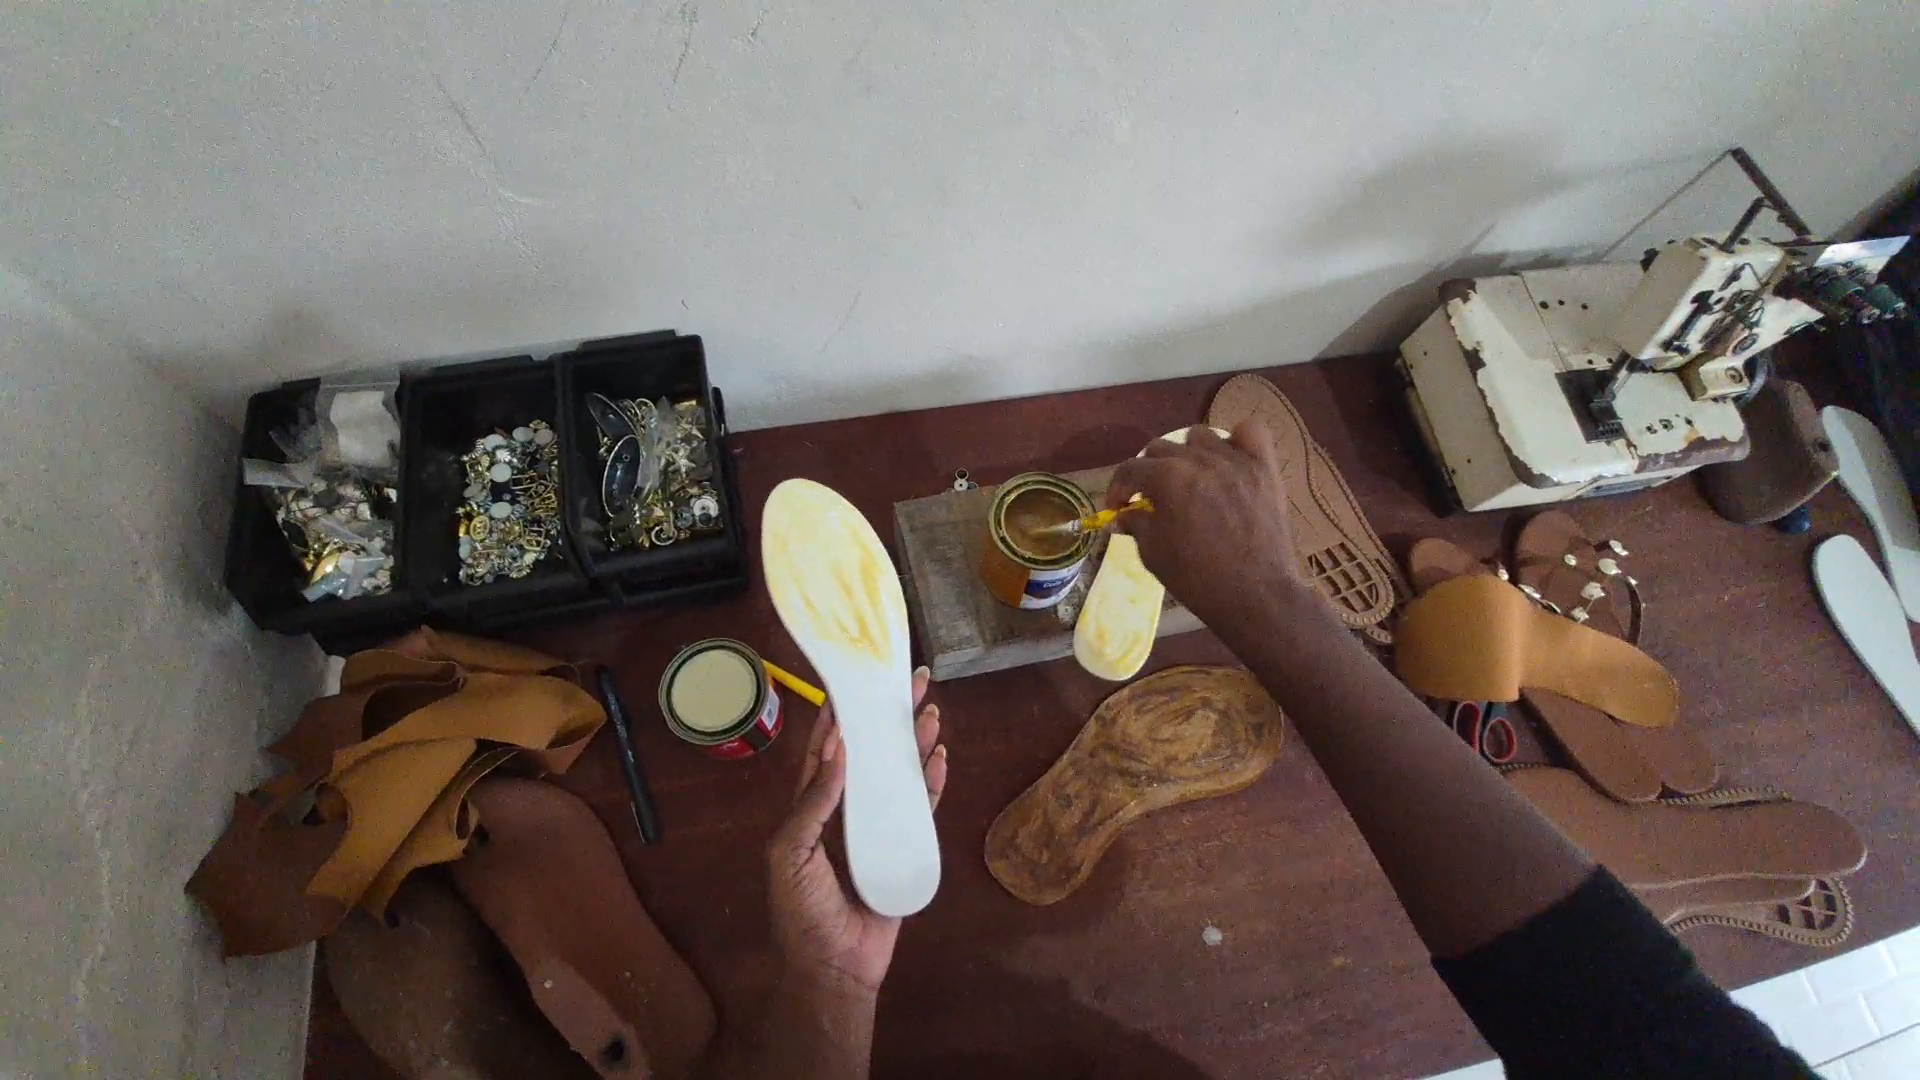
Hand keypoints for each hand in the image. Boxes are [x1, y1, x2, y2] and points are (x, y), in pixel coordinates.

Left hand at [765, 667, 946, 996]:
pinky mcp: (904, 845)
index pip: (828, 750)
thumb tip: (837, 754)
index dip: (840, 716)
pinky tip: (940, 757)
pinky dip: (931, 781)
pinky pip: (921, 807)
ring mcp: (879, 824)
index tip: (854, 682)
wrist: (835, 968)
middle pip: (871, 752)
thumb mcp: (789, 857)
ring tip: (931, 710)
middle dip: (887, 716)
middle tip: (910, 682)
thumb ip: (810, 806)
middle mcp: (848, 806)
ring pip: (899, 772)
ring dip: (914, 741)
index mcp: (814, 805)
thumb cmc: (802, 912)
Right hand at [1106, 422, 1315, 627]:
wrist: (1254, 595)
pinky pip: (1251, 432)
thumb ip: (1135, 524)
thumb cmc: (1196, 578)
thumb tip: (1121, 516)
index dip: (1117, 489)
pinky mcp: (1264, 469)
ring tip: (1190, 479)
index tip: (1118, 508)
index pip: (1130, 470)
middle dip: (1147, 473)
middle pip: (1160, 448)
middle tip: (1152, 499)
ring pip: (1200, 436)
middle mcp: (1199, 460)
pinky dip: (1237, 441)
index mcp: (1167, 479)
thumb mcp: (1152, 553)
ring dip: (1187, 454)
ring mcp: (1235, 461)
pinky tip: (1230, 461)